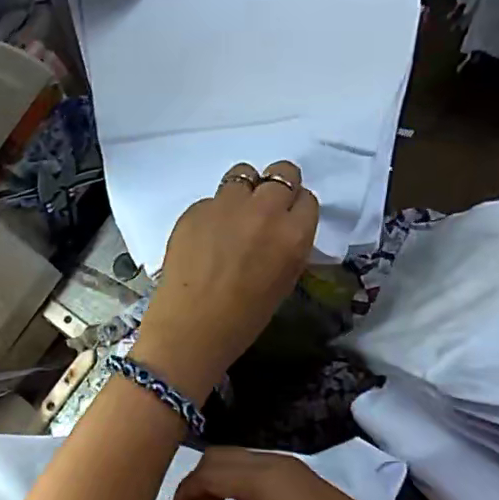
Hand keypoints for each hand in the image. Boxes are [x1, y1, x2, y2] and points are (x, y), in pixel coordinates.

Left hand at [131, 161, 318, 397]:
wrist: (191, 327)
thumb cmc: (243, 318)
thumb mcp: (283, 282)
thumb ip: (289, 247)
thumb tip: (282, 231)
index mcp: (294, 234)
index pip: (307, 200)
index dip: (296, 209)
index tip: (287, 220)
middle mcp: (264, 210)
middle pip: (282, 172)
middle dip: (277, 187)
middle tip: (263, 211)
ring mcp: (227, 205)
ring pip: (243, 173)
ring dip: (244, 190)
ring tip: (233, 216)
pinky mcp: (195, 209)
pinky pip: (212, 199)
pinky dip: (213, 212)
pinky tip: (205, 237)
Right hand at [172, 448, 426, 499]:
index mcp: (258, 477)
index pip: (206, 473)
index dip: (186, 492)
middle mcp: (268, 459)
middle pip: (216, 456)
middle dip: (198, 481)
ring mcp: (283, 462)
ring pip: (233, 457)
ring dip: (216, 479)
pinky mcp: (294, 469)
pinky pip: (251, 464)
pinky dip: (235, 479)